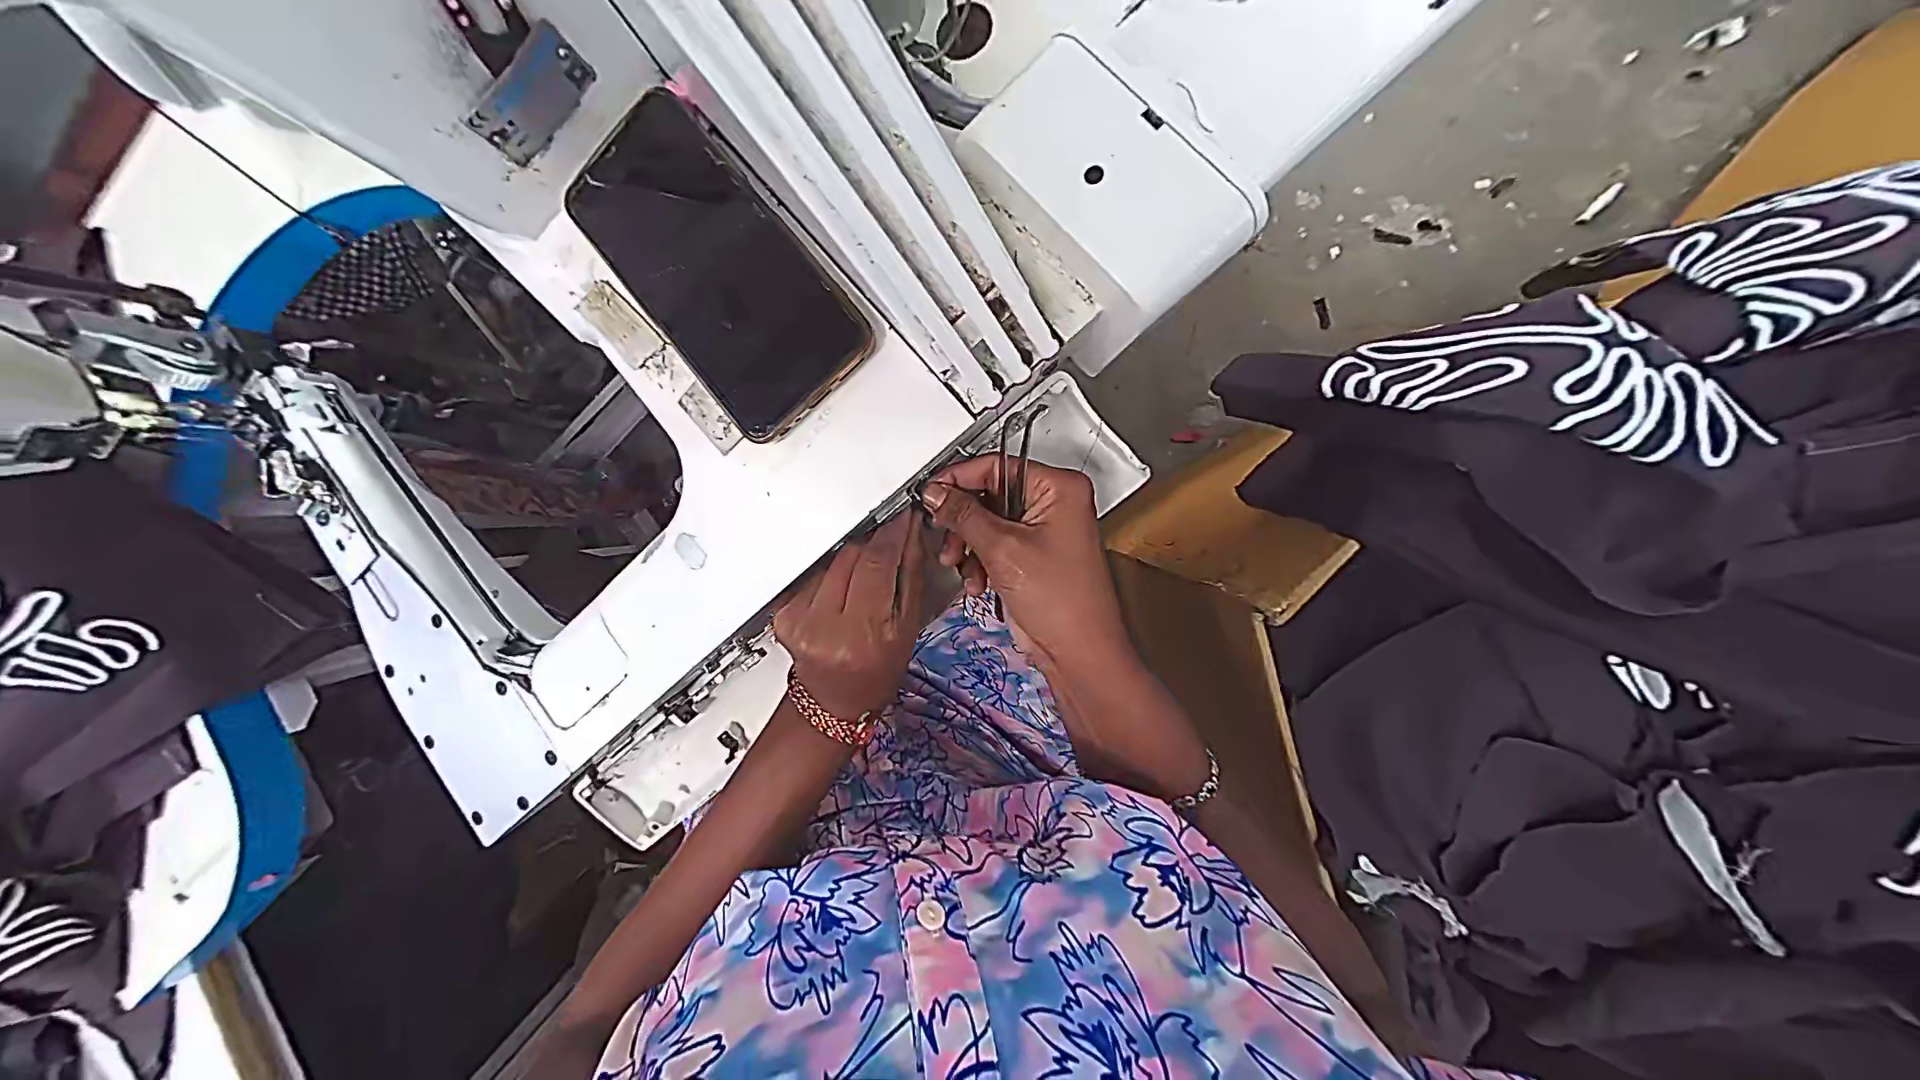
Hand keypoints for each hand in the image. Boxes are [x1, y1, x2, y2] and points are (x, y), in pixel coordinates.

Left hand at [774, 512, 930, 720]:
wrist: (835, 701)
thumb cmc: (877, 672)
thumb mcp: (907, 629)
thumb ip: (910, 577)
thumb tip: (911, 535)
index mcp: (862, 634)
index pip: (877, 564)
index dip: (892, 535)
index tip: (902, 518)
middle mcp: (824, 628)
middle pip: (851, 556)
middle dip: (875, 544)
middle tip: (890, 542)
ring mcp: (798, 621)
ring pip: (831, 561)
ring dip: (852, 559)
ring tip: (865, 580)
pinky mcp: (783, 615)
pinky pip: (813, 574)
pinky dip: (831, 574)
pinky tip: (841, 593)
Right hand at [921, 457, 1128, 672]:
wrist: (1077, 651)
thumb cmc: (1064, 602)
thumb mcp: (1002, 549)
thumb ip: (964, 515)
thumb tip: (938, 493)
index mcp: (1060, 488)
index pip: (998, 465)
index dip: (960, 478)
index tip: (933, 491)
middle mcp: (1056, 503)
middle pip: (991, 495)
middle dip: (965, 522)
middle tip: (946, 533)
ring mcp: (1044, 530)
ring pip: (988, 523)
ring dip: (969, 546)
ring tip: (963, 565)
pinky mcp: (1033, 555)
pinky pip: (995, 545)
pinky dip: (980, 561)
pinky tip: (978, 581)